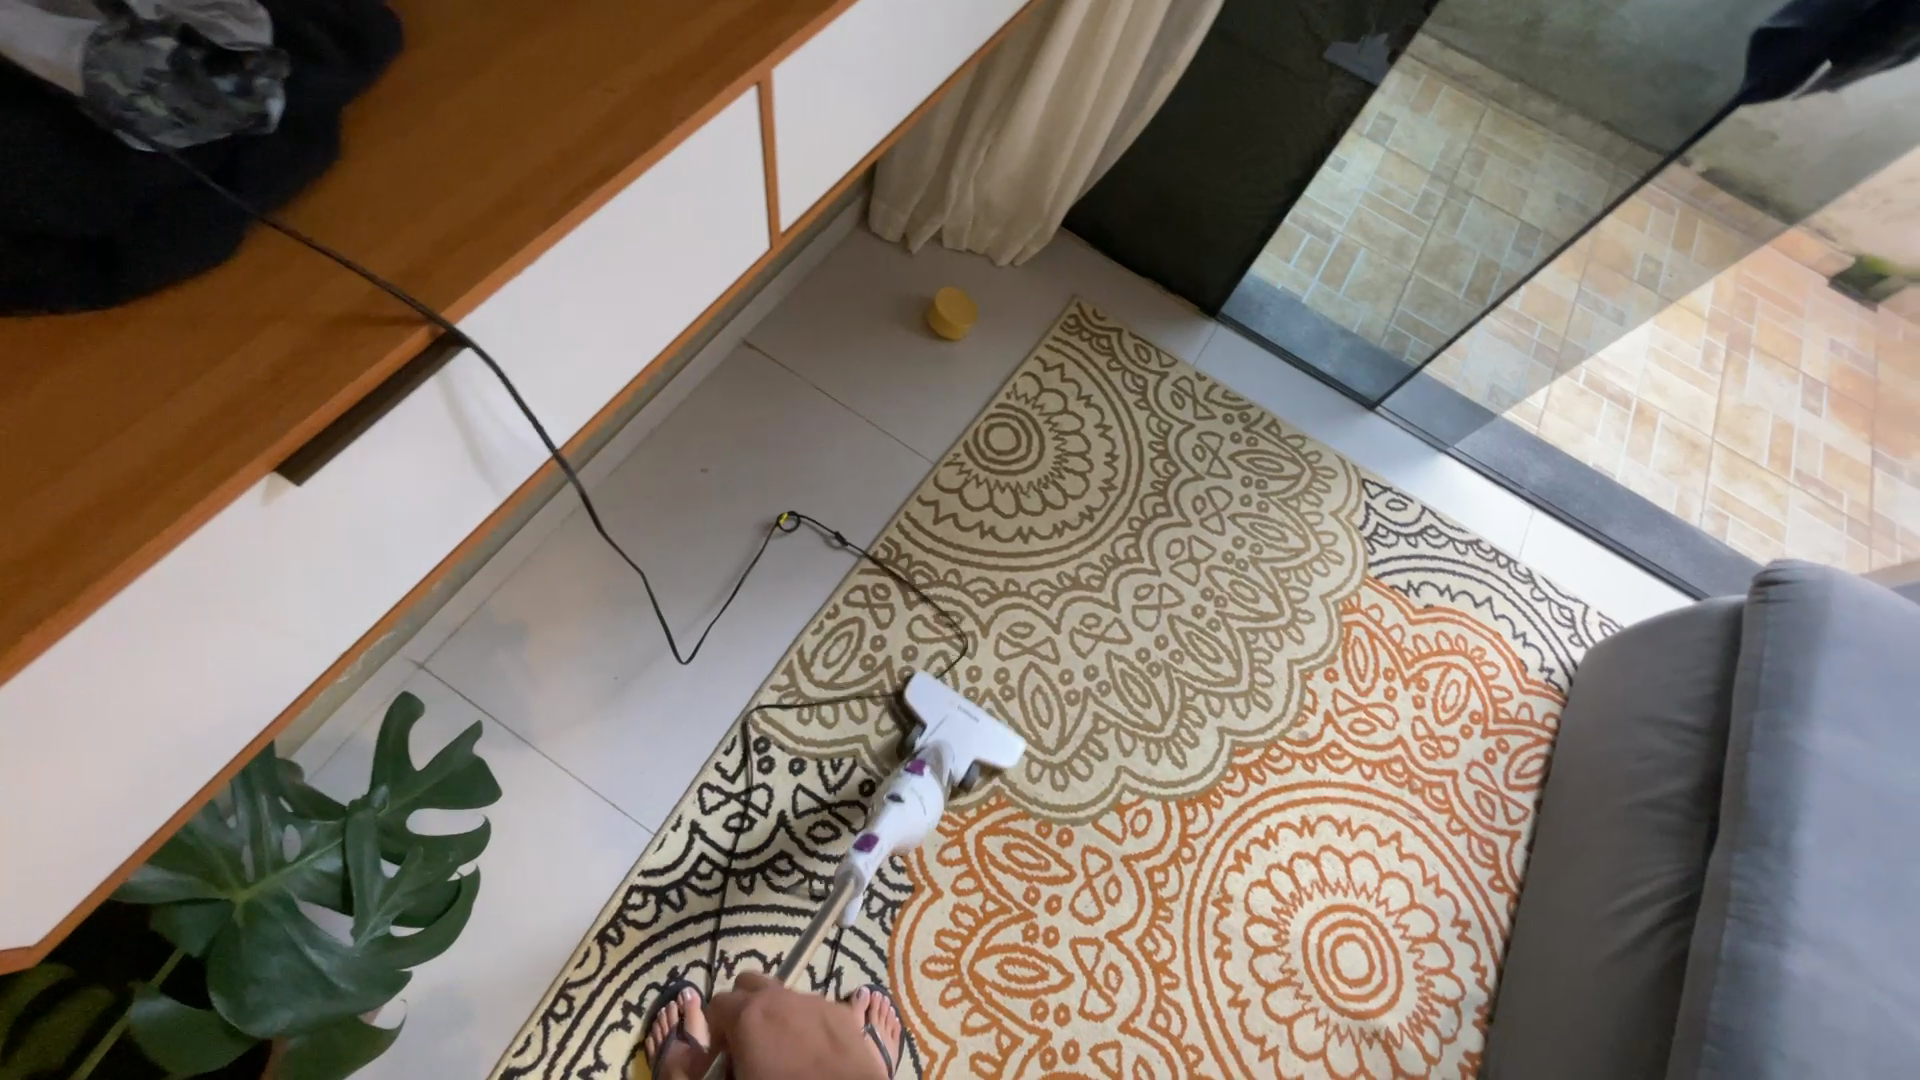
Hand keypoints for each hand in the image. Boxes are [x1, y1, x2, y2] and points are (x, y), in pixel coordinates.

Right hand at [706, 973, 882, 1079]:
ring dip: (774, 1013)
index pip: (716, 1004)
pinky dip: (803, 1021)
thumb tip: (701, 1057)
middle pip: (748, 983)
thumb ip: (711, 1068)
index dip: (714, 1031)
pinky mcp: (837, 1009)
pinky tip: (810, 1050)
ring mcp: (811, 999)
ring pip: (782, 994)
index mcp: (748, 1016)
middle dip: (741, 1007)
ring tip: (779, 1048)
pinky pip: (811, 1007)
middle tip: (745, 1043)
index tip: (720, 1056)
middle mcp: (778, 997)